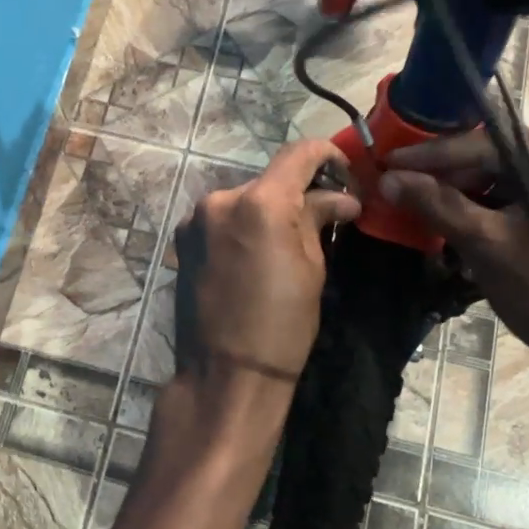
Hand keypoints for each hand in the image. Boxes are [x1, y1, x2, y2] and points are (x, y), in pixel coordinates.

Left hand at [172, 139, 361, 385]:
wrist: (226, 374)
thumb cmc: (281, 324)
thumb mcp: (311, 269)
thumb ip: (318, 219)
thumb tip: (342, 199)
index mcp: (259, 203)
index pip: (299, 154)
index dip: (328, 155)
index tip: (345, 173)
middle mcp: (220, 200)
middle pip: (269, 180)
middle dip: (298, 192)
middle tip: (325, 217)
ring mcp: (195, 220)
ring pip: (243, 200)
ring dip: (268, 211)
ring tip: (288, 243)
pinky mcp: (182, 241)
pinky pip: (221, 220)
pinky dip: (242, 227)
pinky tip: (256, 256)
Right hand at [377, 129, 528, 386]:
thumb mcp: (490, 246)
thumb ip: (438, 205)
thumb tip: (388, 179)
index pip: (496, 142)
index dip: (437, 154)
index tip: (391, 160)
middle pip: (511, 158)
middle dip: (458, 176)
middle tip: (408, 188)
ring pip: (523, 179)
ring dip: (477, 194)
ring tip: (430, 206)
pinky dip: (505, 209)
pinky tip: (469, 222)